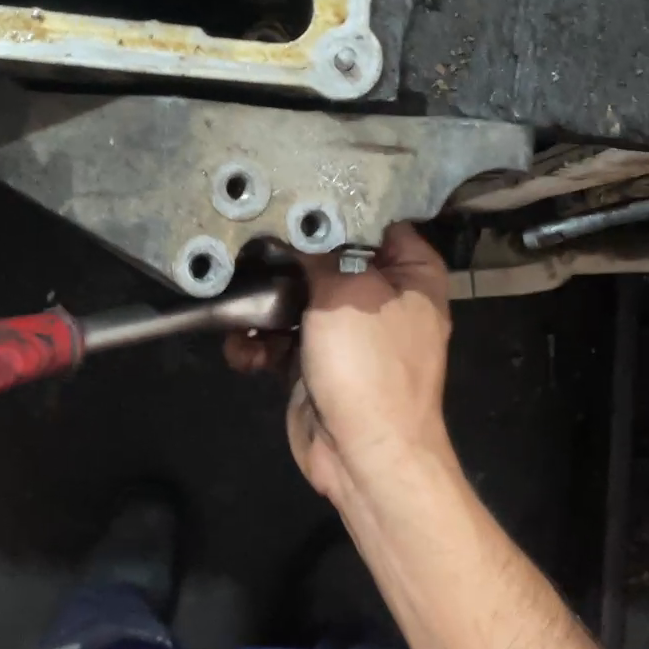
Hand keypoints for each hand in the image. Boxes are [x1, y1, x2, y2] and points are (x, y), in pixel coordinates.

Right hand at [227, 224, 458, 506]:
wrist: (364, 454)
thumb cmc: (370, 365)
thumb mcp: (347, 292)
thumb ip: (319, 252)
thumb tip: (296, 227)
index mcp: (411, 272)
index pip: (375, 219)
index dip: (334, 207)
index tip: (291, 194)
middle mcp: (381, 297)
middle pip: (325, 260)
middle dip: (284, 260)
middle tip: (248, 248)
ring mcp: (346, 332)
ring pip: (294, 300)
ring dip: (260, 307)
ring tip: (238, 311)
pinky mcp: (314, 363)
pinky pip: (280, 340)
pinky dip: (259, 345)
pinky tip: (242, 352)